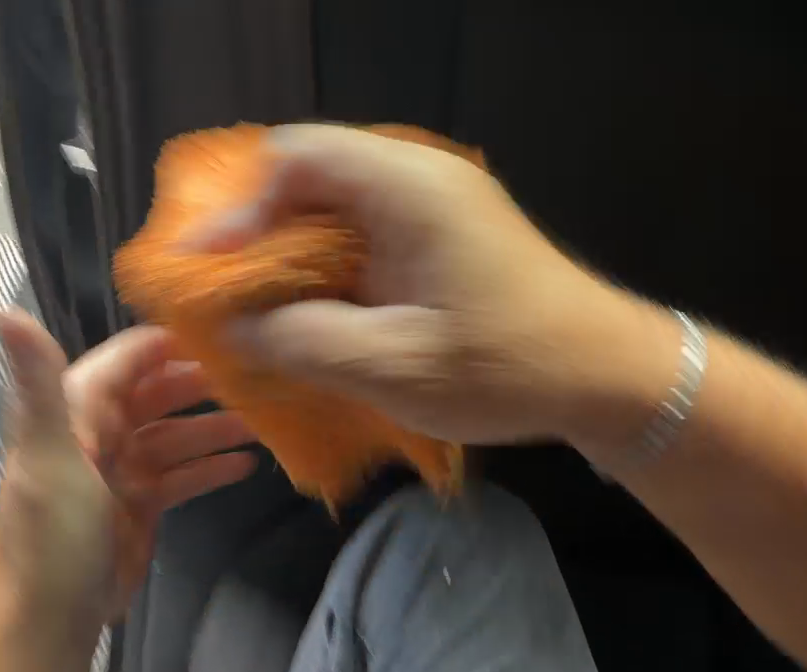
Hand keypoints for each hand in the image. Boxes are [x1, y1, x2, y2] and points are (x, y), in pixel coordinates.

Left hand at [0, 312, 255, 631]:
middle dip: (199, 387)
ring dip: (213, 429)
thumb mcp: (48, 455)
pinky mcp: (140, 509)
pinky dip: (209, 469)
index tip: (215, 329)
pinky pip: (180, 478)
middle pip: (155, 398)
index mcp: (73, 415)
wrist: (50, 618)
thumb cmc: (49, 536)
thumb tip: (1, 308)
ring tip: (261, 422)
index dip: (163, 345)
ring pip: (174, 438)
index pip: (122, 364)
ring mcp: (121, 475)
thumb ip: (39, 382)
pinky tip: (245, 465)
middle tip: (253, 377)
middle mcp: (97, 438)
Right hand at [192, 124, 631, 445]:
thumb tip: (235, 326)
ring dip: (289, 258)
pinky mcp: (442, 239)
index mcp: (407, 188)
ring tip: (254, 311)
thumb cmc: (506, 370)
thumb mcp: (394, 366)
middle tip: (220, 293)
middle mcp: (418, 179)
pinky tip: (311, 317)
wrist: (604, 376)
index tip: (203, 269)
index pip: (295, 160)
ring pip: (334, 211)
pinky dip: (326, 273)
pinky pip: (363, 238)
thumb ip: (304, 342)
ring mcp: (434, 207)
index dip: (235, 210)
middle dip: (255, 236)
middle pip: (310, 179)